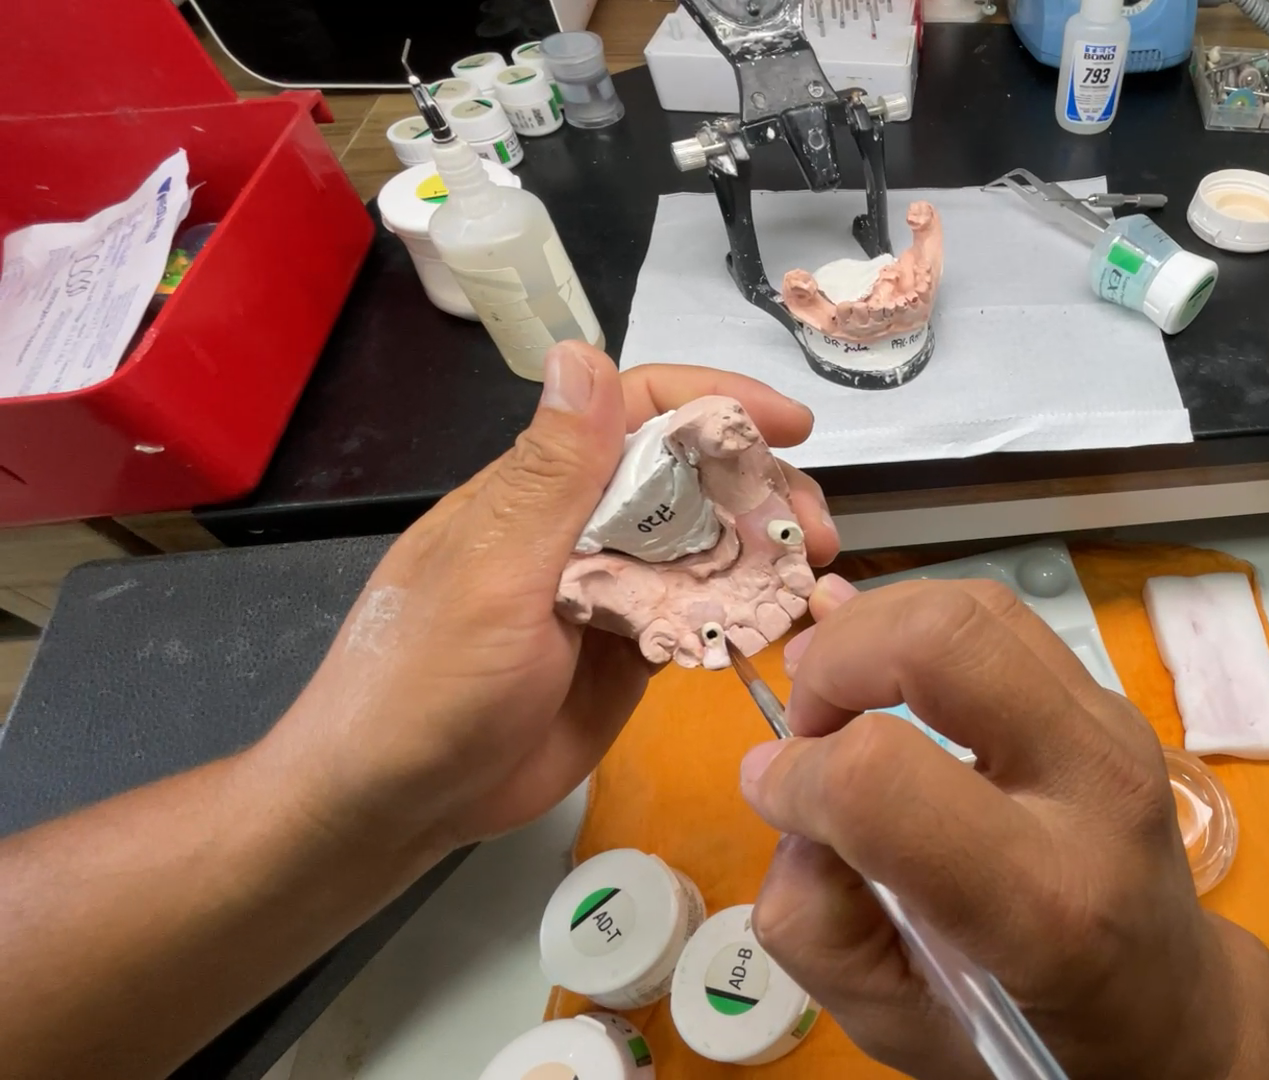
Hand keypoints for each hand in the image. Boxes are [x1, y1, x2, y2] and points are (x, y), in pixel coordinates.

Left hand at [258, 341, 838, 859]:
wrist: (402, 807)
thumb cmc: (427, 688)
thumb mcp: (490, 576)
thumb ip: (549, 476)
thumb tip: (585, 352)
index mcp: (548, 491)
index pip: (642, 413)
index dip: (720, 404)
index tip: (791, 424)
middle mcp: (592, 526)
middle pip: (695, 478)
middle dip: (765, 490)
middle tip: (817, 530)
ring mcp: (620, 586)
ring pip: (711, 543)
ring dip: (767, 549)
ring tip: (813, 573)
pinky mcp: (639, 641)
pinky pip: (705, 608)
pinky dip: (748, 606)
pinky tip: (783, 618)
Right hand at [736, 578, 1240, 1078]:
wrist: (1173, 1001)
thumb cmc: (1042, 1035)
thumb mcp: (907, 1030)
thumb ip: (821, 928)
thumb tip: (791, 798)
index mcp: (1047, 901)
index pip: (888, 780)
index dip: (803, 774)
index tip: (775, 789)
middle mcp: (1093, 785)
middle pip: (948, 640)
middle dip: (843, 656)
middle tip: (806, 715)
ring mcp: (1112, 724)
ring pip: (976, 606)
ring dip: (877, 625)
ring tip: (830, 675)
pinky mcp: (1108, 699)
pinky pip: (1000, 619)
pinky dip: (920, 621)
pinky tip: (883, 657)